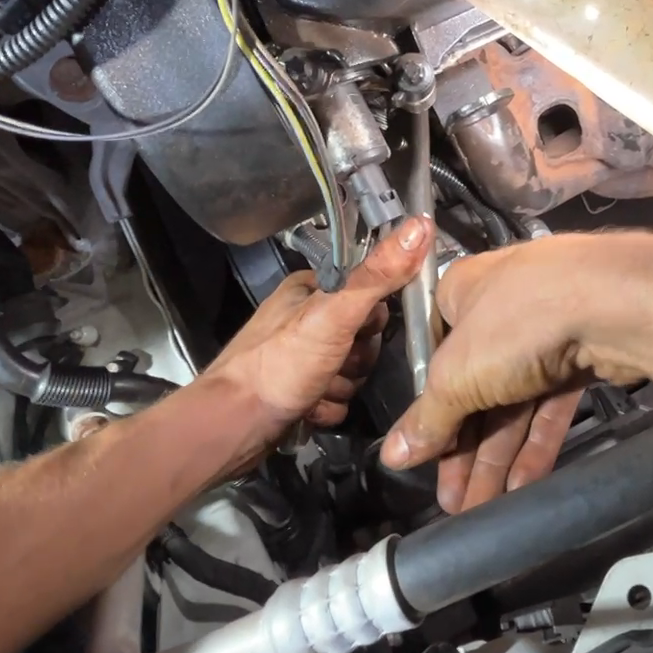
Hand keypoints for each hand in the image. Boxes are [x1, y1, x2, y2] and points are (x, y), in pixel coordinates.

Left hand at [191, 216, 433, 434]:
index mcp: (311, 290)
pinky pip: (337, 399)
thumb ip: (378, 275)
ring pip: (353, 373)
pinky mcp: (298, 391)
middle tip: (333, 367)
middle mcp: (306, 319)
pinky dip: (328, 408)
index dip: (373, 322)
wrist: (232, 427)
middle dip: (355, 362)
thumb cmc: (279, 364)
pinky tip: (309, 410)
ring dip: (341, 388)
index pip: (372, 296)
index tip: (358, 334)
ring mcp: (301, 357)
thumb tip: (420, 226)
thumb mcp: (334, 314)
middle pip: (365, 340)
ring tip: (314, 391)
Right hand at [380, 231, 652, 511]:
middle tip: (453, 500)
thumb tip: (394, 454)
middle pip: (474, 386)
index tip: (424, 454)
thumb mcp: (457, 375)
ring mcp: (545, 330)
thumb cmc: (517, 322)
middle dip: (464, 447)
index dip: (429, 408)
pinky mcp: (583, 354)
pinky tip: (523, 487)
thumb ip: (429, 418)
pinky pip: (550, 404)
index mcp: (459, 293)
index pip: (432, 356)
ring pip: (513, 400)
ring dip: (497, 456)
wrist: (616, 304)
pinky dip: (537, 443)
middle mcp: (501, 307)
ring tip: (481, 510)